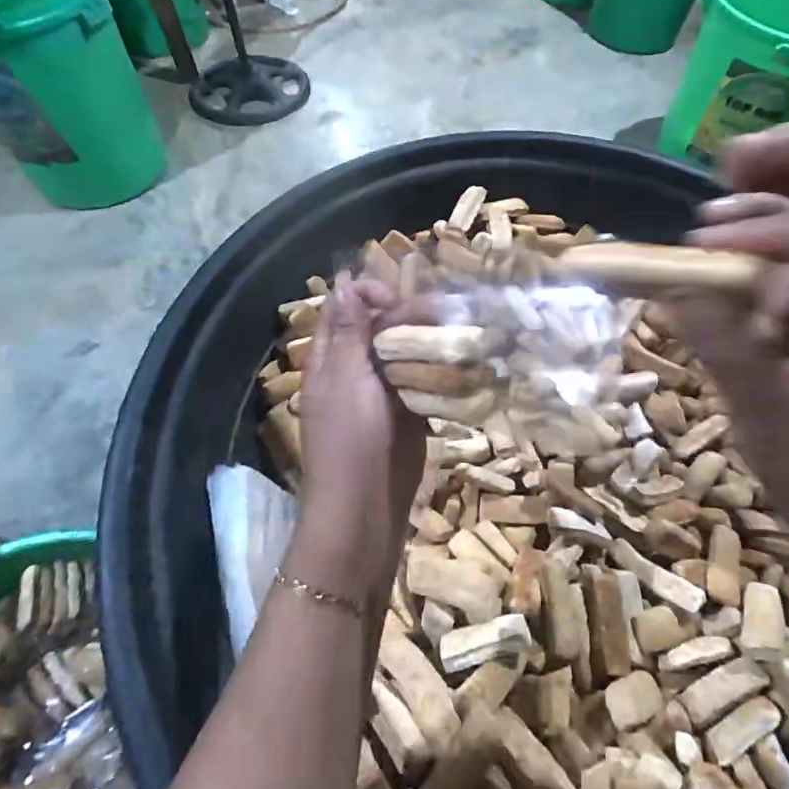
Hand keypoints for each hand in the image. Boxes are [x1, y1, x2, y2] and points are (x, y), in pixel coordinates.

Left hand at [293, 275, 425, 601]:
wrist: (367, 507)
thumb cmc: (350, 442)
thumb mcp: (345, 379)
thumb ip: (348, 332)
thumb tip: (346, 282)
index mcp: (330, 358)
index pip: (343, 307)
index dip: (368, 294)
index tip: (397, 299)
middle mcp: (354, 370)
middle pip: (378, 326)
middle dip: (405, 314)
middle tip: (438, 311)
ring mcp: (382, 392)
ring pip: (403, 351)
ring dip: (424, 339)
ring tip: (454, 327)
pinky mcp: (408, 412)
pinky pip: (421, 379)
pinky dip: (436, 367)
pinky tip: (459, 359)